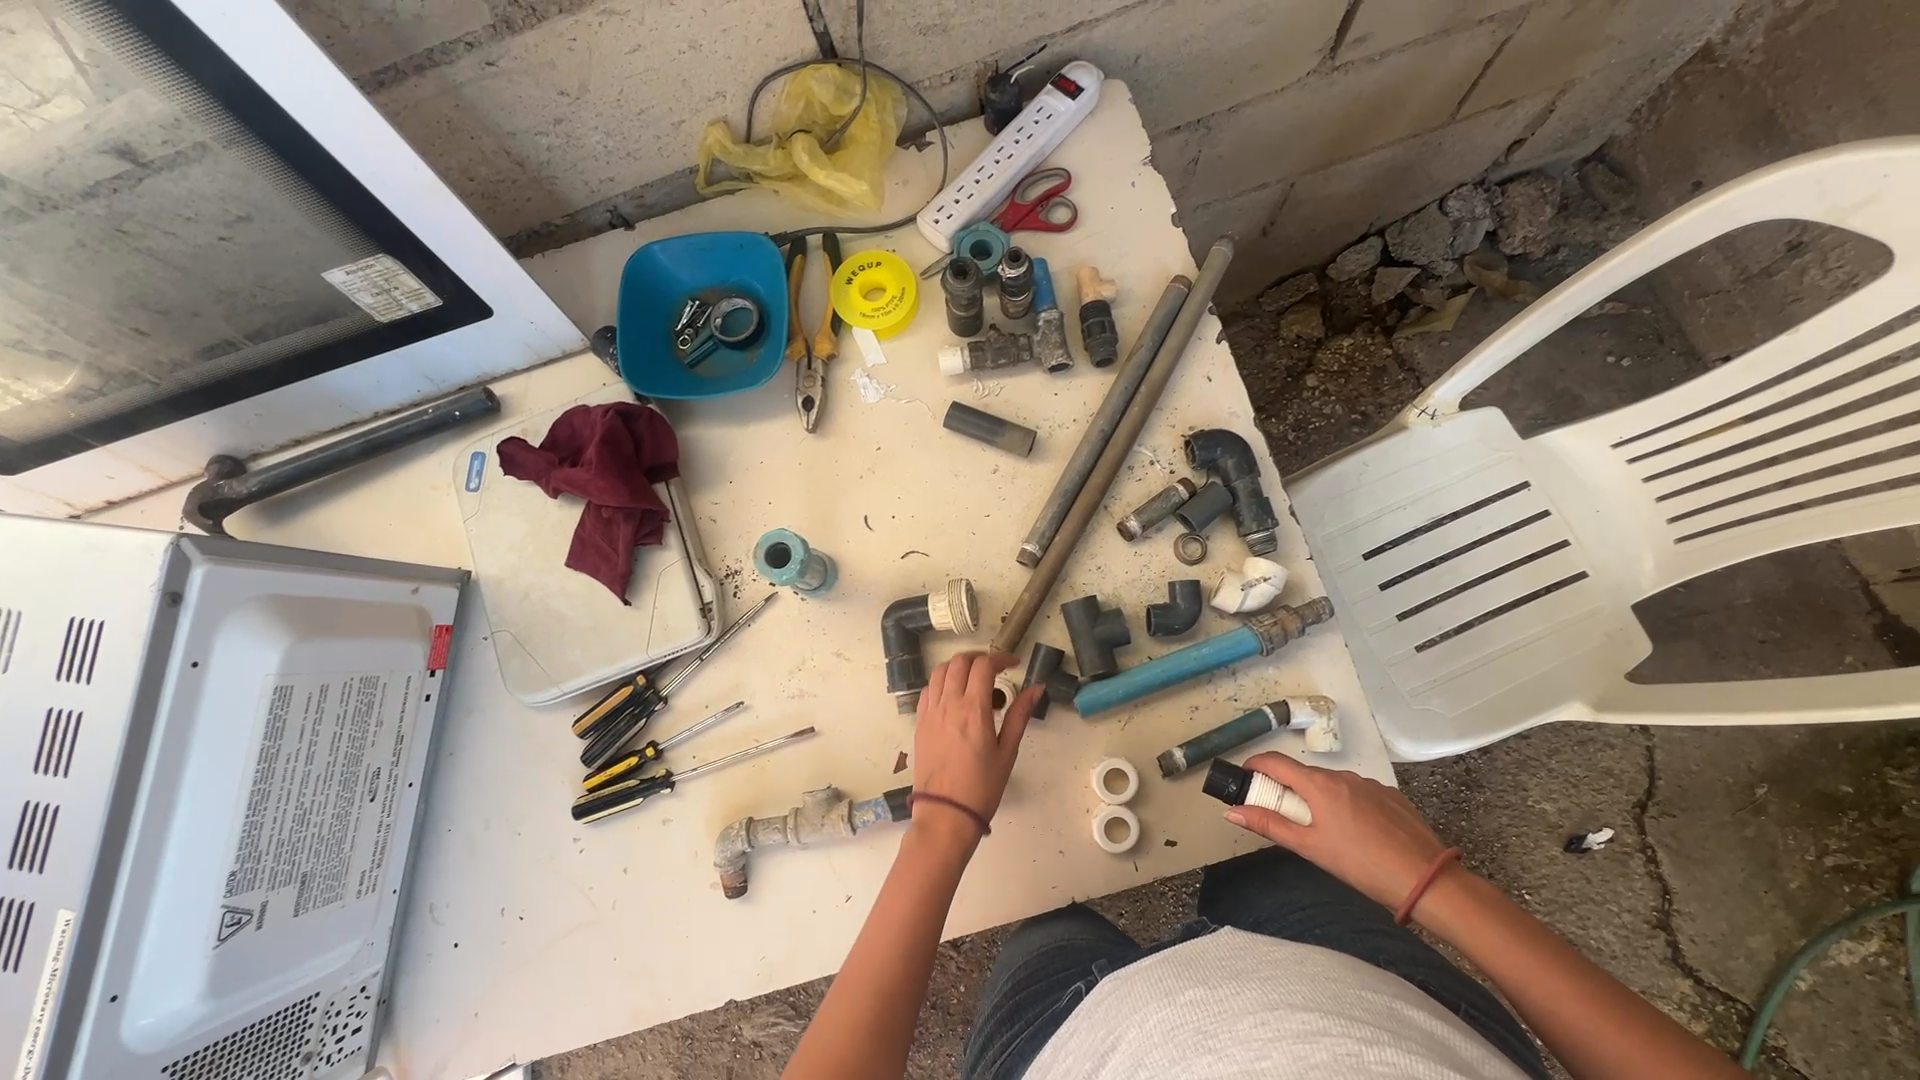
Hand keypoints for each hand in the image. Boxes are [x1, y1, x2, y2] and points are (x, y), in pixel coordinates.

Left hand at [912, 652, 1039, 836]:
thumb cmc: (982, 787)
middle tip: (995, 668)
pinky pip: (928, 690)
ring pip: (940, 671)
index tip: (1013, 663)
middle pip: (960, 662)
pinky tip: (954, 694)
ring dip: (958, 666)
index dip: (1000, 657)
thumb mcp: (1007, 752)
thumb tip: (1036, 688)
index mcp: (973, 710)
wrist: (946, 814)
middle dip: (979, 658)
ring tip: (974, 678)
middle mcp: (948, 704)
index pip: (984, 666)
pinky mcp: (919, 723)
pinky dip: (942, 682)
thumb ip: (1020, 715)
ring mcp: (930, 713)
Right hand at [1224, 752, 1451, 908]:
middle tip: (1280, 815)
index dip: (1254, 766)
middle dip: (1286, 789)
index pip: (1275, 762)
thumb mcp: (1310, 848)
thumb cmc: (1360, 864)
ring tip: (1322, 829)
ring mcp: (1370, 784)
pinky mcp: (1391, 796)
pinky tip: (1356, 832)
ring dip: (1318, 797)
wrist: (1427, 879)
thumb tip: (1232, 811)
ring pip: (1332, 784)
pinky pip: (1358, 793)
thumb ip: (1270, 825)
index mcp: (1319, 785)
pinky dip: (1346, 804)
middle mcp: (1343, 776)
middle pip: (1304, 774)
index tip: (1244, 778)